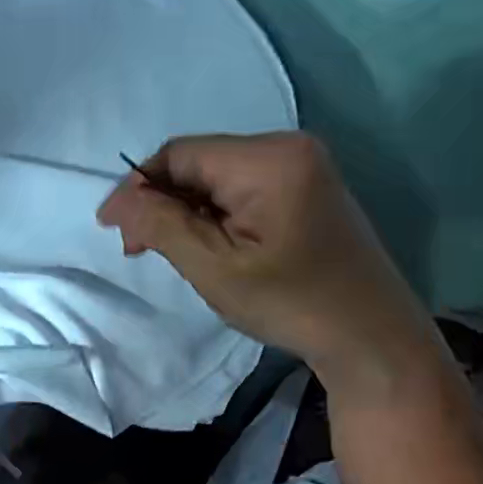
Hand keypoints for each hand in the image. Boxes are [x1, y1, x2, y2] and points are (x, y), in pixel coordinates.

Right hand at [97, 132, 439, 395]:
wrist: (369, 335)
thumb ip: (163, 226)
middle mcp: (287, 147)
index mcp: (268, 158)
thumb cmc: (291, 303)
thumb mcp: (215, 268)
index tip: (113, 231)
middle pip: (198, 163)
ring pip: (215, 180)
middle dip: (161, 203)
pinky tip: (206, 249)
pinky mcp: (304, 190)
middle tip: (138, 251)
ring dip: (184, 213)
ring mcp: (300, 168)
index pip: (180, 154)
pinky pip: (239, 192)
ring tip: (171, 254)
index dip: (138, 187)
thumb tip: (117, 201)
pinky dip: (212, 218)